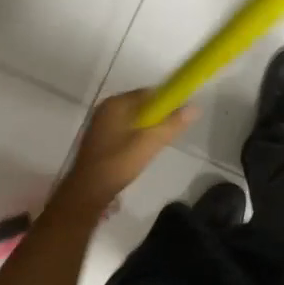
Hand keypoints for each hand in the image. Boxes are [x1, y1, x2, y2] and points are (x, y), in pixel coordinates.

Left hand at [56, 90, 195, 211]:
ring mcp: (100, 123)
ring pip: (132, 119)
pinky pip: (123, 130)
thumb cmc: (118, 163)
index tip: (177, 118)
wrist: (88, 191)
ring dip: (146, 129)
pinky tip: (138, 153)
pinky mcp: (98, 138)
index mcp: (115, 104)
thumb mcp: (150, 143)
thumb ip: (172, 124)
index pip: (148, 93)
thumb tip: (195, 107)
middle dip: (156, 118)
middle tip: (165, 136)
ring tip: (152, 147)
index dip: (166, 102)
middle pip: (140, 105)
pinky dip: (134, 137)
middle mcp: (105, 108)